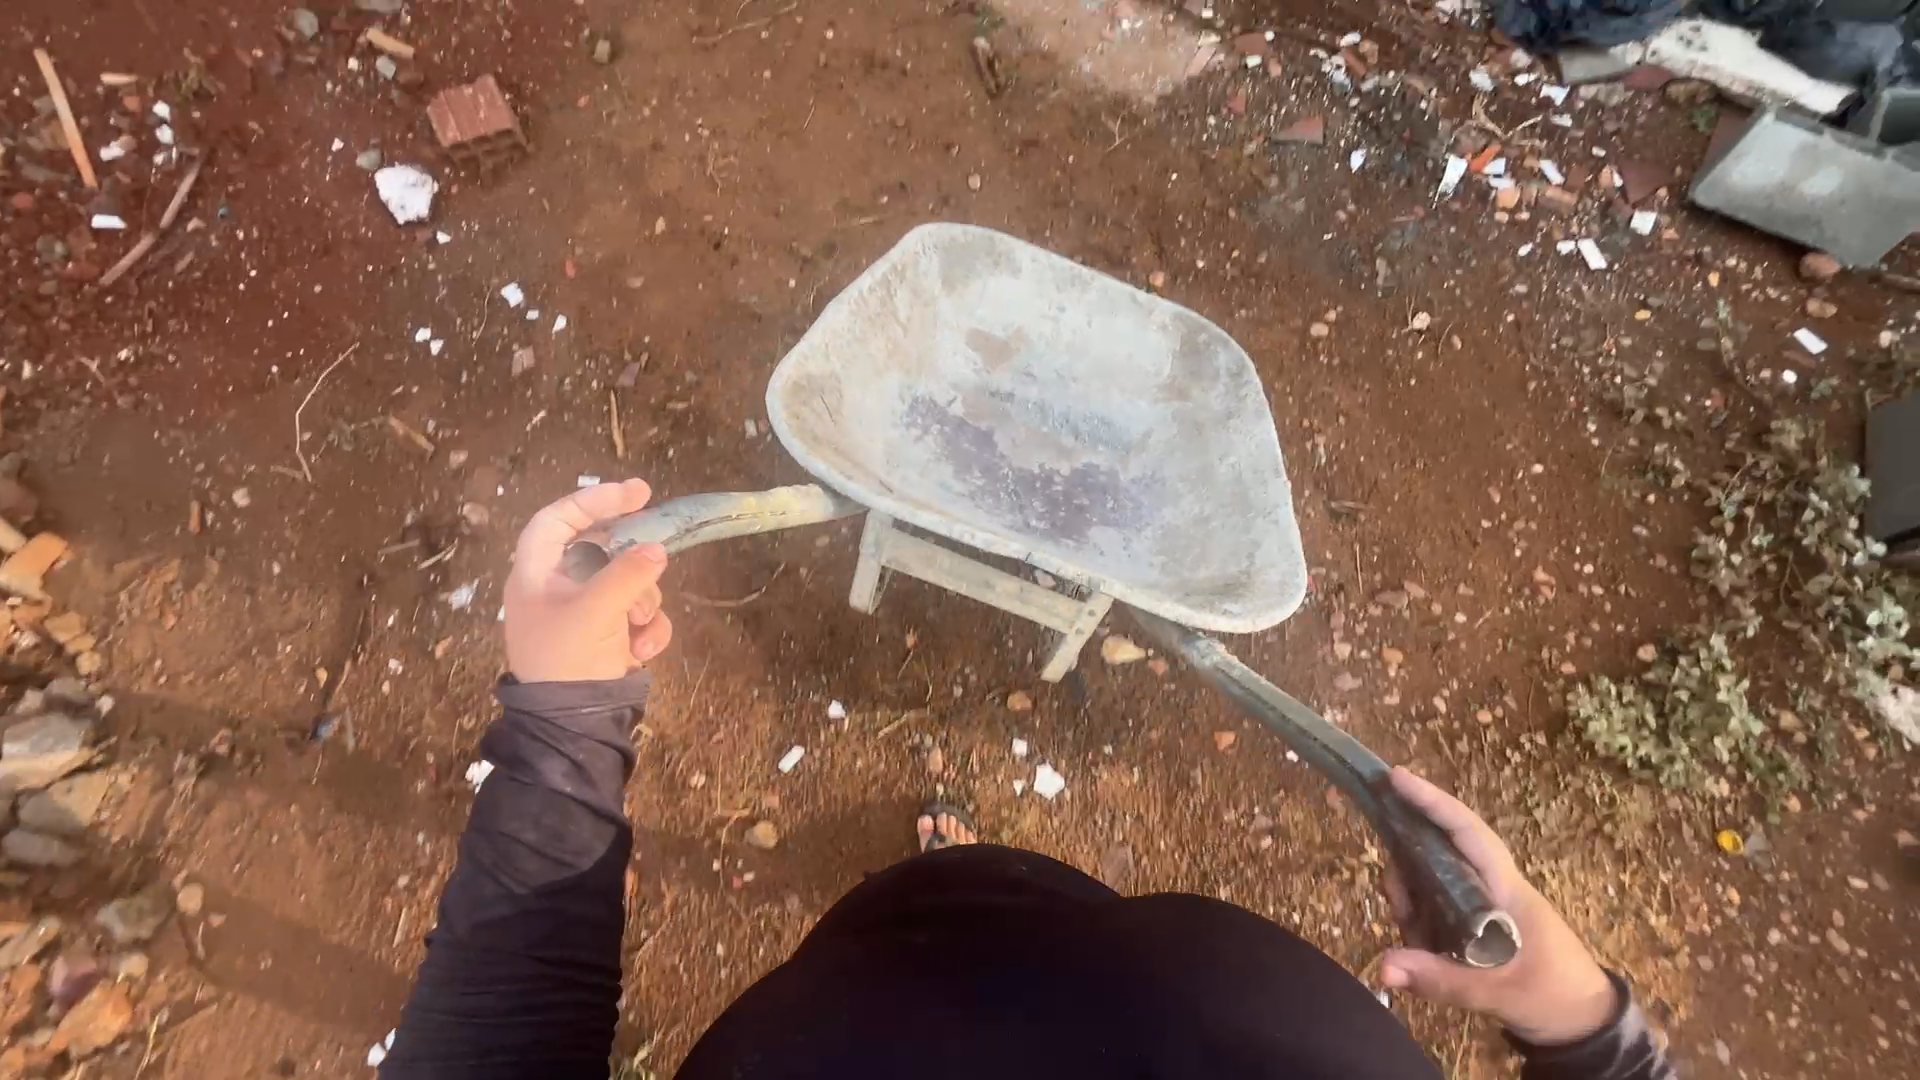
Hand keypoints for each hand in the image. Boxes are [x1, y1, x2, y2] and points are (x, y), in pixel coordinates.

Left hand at [504, 480, 673, 682]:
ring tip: (638, 626)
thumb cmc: (568, 661)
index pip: (559, 519)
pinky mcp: (610, 635)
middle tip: (660, 552)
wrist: (574, 727)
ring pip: (629, 582)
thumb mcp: (596, 611)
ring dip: (644, 601)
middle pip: (603, 550)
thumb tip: (657, 549)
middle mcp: (558, 588)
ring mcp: (587, 613)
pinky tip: (642, 649)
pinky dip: (647, 628)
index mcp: (536, 575)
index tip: (639, 493)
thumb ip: (628, 574)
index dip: (596, 500)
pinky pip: (639, 614)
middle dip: (632, 562)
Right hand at [1380, 767, 1617, 1045]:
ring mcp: (1479, 897)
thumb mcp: (1497, 994)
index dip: (1431, 800)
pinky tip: (1418, 944)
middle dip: (1404, 869)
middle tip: (1398, 904)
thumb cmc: (1554, 997)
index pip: (1466, 830)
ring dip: (1409, 900)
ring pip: (1425, 875)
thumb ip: (1439, 979)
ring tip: (1413, 938)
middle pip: (1432, 848)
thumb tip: (1383, 968)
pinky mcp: (1471, 914)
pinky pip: (1429, 898)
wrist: (1587, 1024)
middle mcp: (1489, 881)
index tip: (1394, 776)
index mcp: (1506, 887)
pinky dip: (1416, 916)